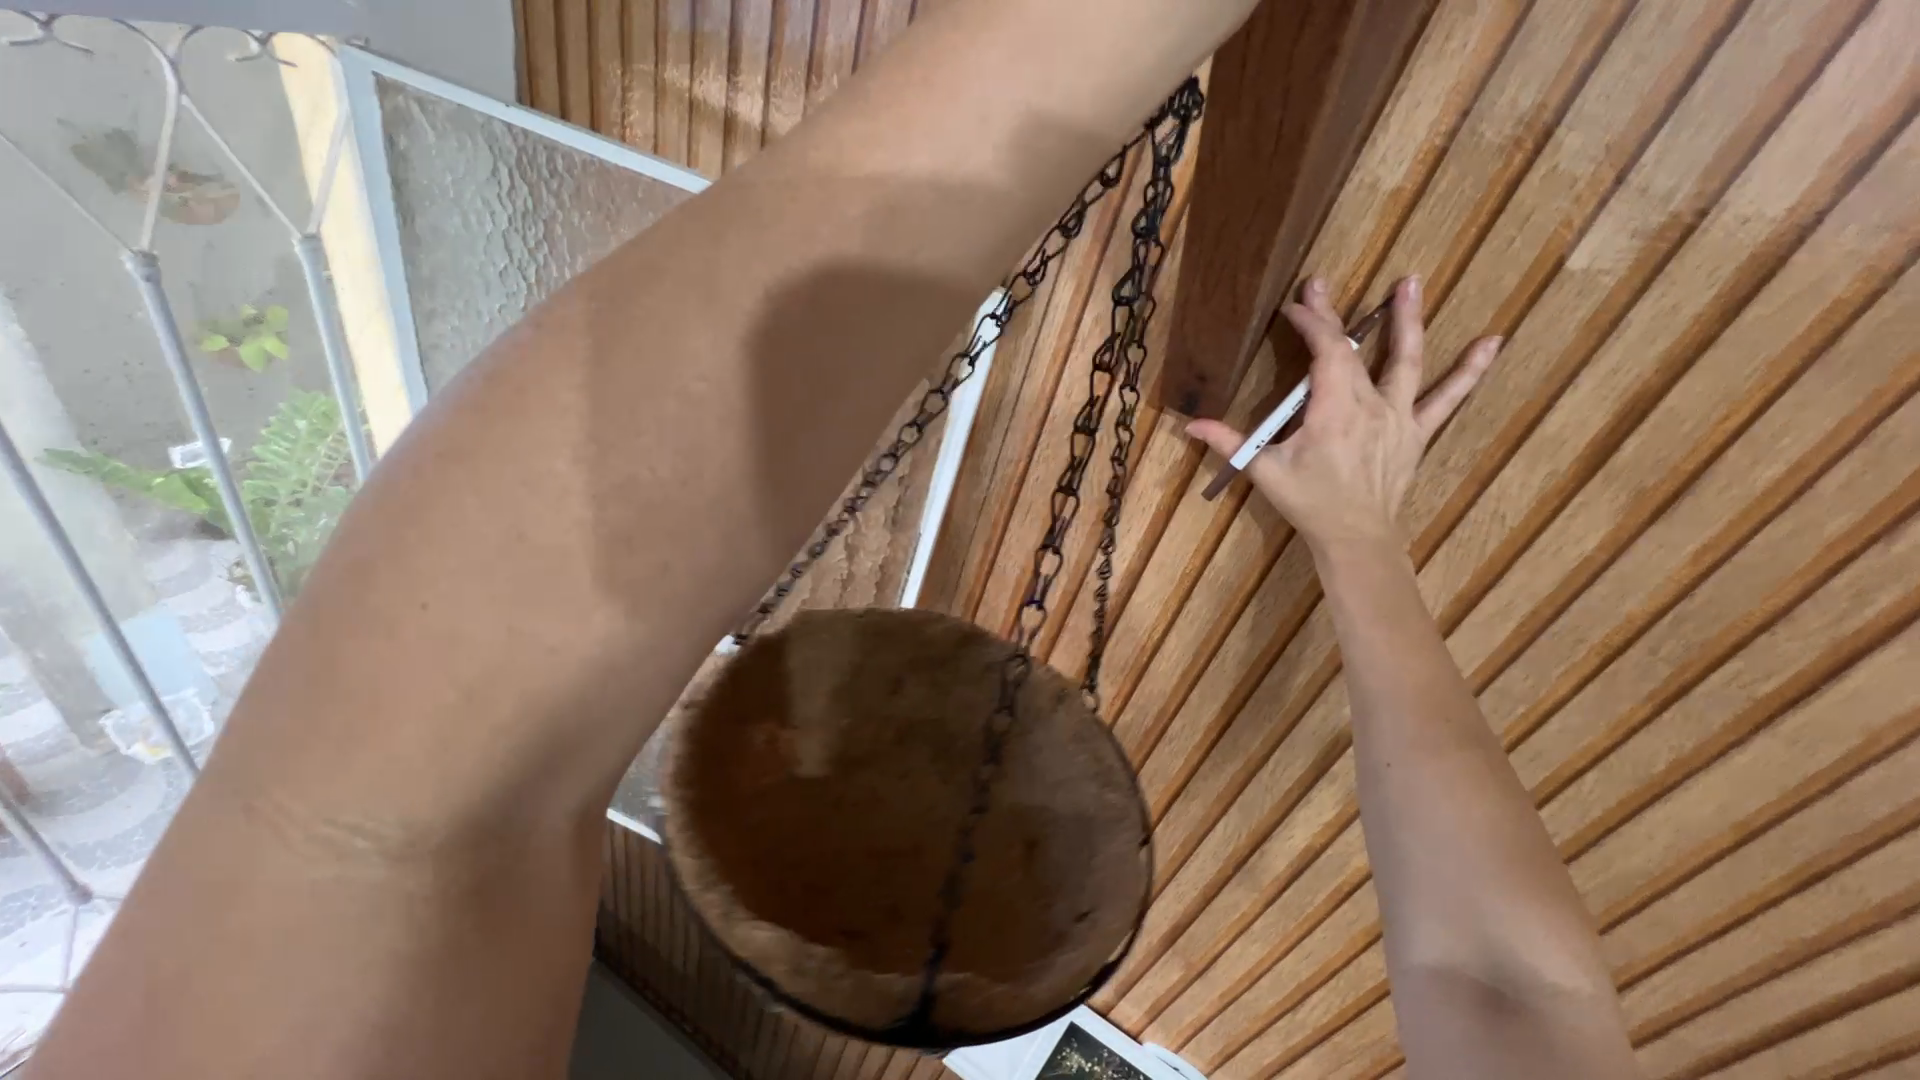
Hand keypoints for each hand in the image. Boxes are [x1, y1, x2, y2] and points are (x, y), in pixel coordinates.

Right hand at [1188, 275, 1499, 559]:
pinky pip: (1447, 398)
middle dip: (1333, 316)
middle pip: (1353, 350)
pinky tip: (1493, 342)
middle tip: (1321, 282)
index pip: (1324, 355)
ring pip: (1407, 361)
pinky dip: (1470, 371)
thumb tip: (1190, 425)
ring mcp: (1400, 416)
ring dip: (1408, 320)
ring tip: (1410, 282)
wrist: (1357, 537)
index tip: (1293, 307)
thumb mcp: (1266, 472)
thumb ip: (1231, 443)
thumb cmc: (1310, 503)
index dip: (1310, 325)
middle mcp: (1371, 406)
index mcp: (1334, 412)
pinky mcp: (1416, 431)